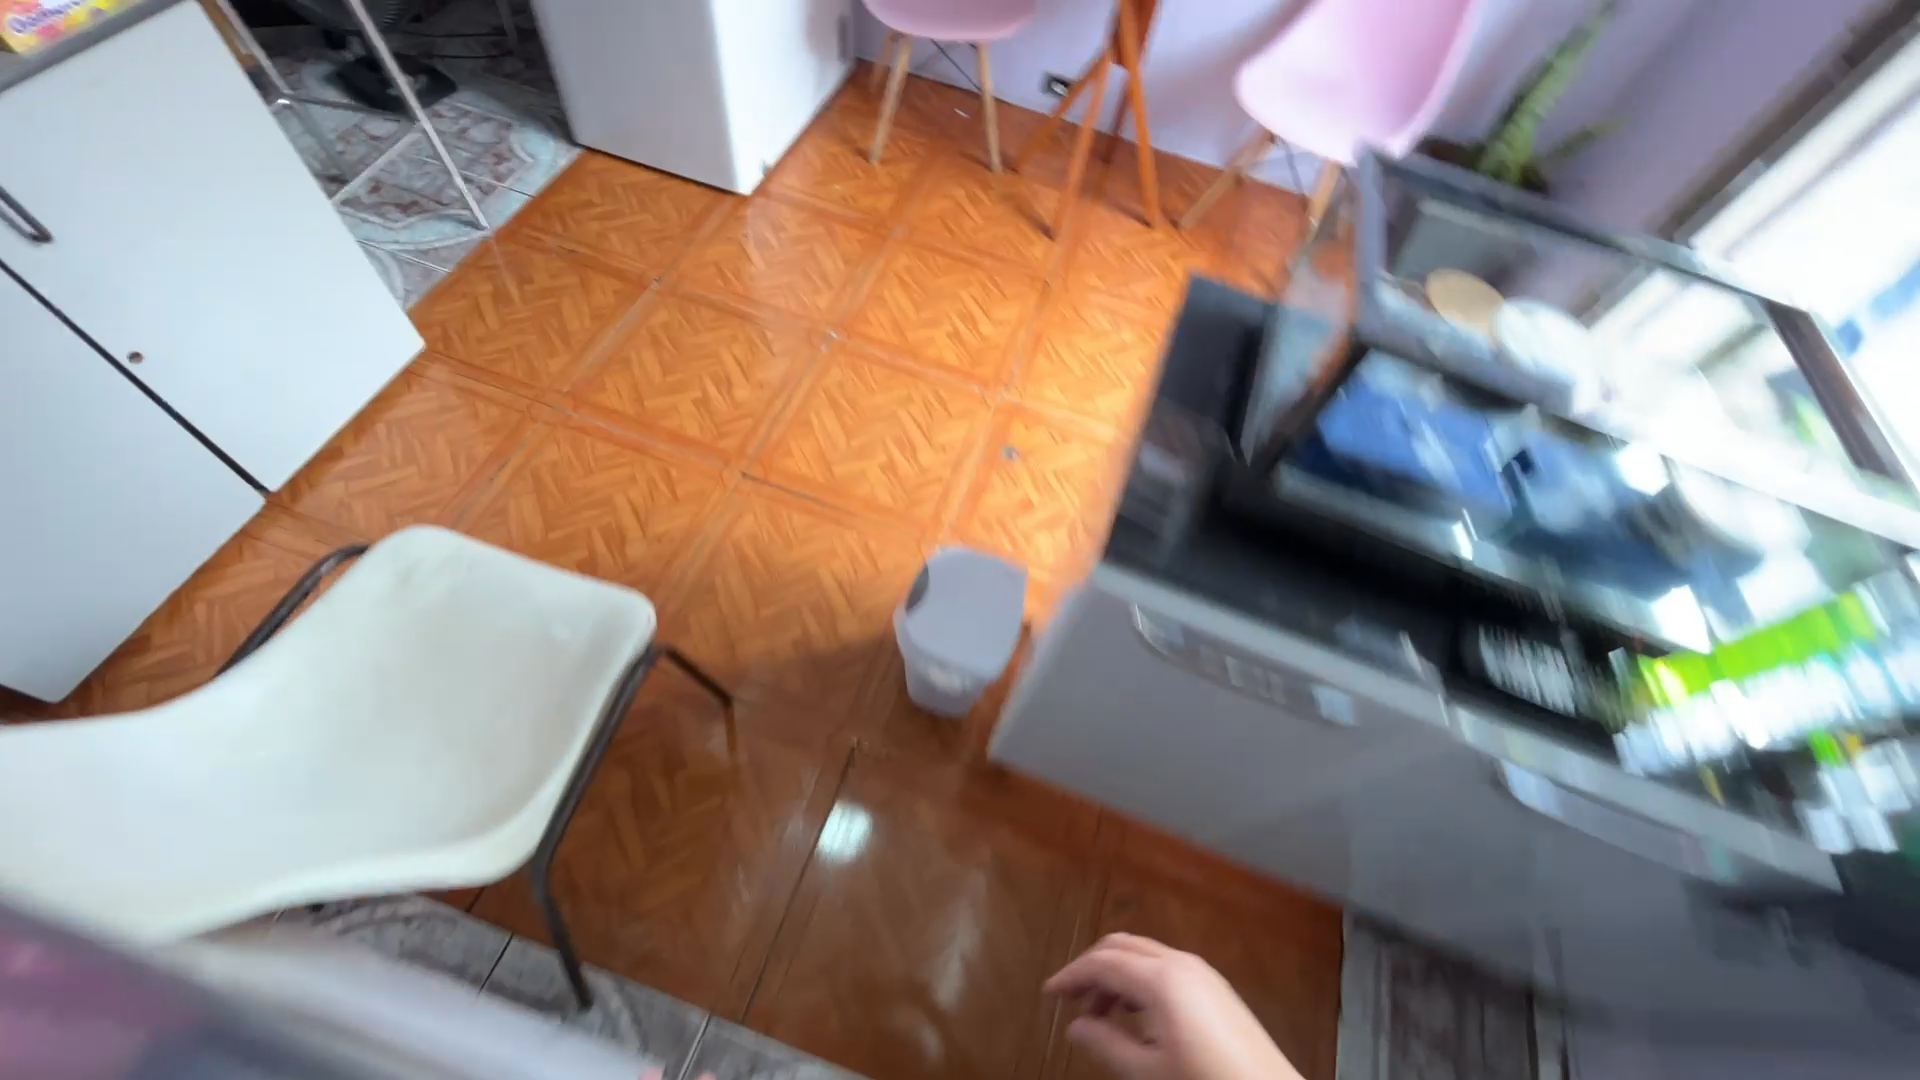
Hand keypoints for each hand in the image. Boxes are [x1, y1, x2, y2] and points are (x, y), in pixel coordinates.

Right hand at [1044, 933, 1302, 1079]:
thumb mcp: (1149, 1073)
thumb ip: (1107, 1045)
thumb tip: (1076, 1026)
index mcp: (1160, 978)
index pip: (1102, 962)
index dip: (1071, 974)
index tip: (1049, 993)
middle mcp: (1179, 962)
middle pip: (1121, 946)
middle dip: (1091, 968)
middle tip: (1071, 999)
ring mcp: (1201, 970)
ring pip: (1143, 954)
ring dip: (1115, 974)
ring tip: (1100, 1013)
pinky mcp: (1214, 986)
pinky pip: (1164, 966)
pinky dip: (1139, 979)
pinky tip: (1135, 1013)